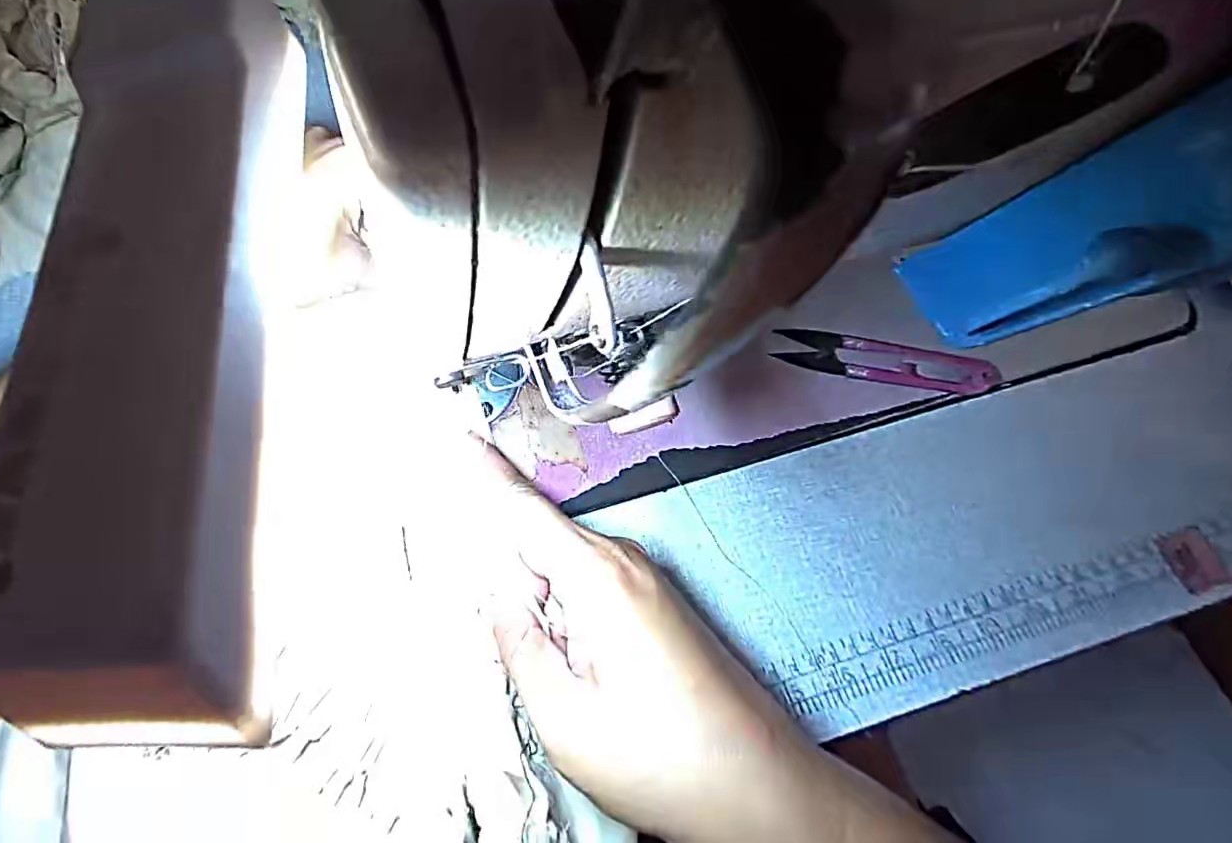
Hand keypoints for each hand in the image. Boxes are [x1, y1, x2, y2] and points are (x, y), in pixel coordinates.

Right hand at [467, 442, 951, 842]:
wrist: (769, 793)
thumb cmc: (675, 765)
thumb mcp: (567, 721)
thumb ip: (516, 644)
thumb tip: (495, 595)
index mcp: (599, 578)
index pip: (524, 508)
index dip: (486, 470)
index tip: (462, 437)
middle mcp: (620, 560)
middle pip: (533, 540)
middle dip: (513, 585)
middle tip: (537, 659)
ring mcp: (638, 573)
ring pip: (555, 566)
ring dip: (542, 610)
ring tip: (576, 682)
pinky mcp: (645, 592)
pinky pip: (581, 582)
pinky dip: (565, 614)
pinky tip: (592, 674)